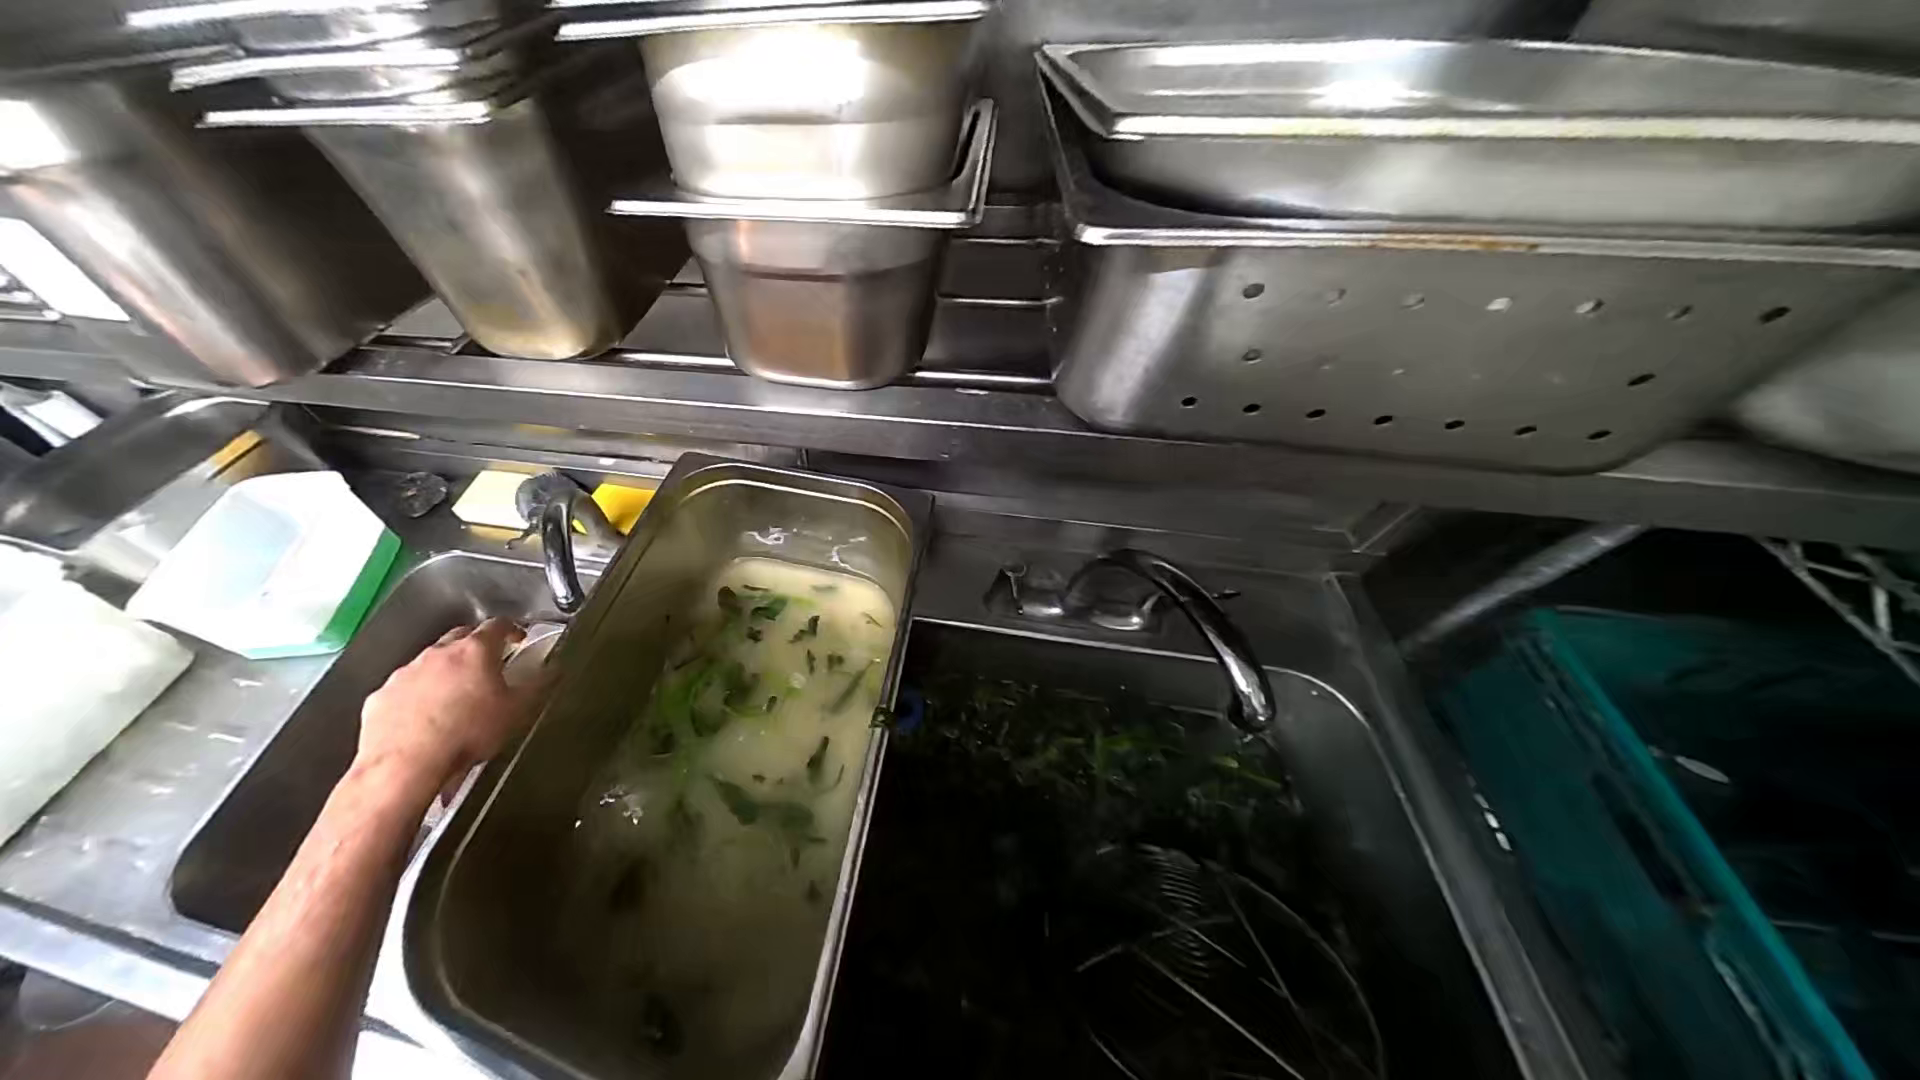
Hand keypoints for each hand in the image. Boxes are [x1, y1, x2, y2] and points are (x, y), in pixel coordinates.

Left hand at [356, 617, 543, 798]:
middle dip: (476, 645)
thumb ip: (539, 684)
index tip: (517, 638)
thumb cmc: (467, 734)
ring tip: (457, 697)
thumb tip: (554, 670)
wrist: (405, 767)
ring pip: (430, 662)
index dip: (511, 629)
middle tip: (489, 664)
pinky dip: (418, 694)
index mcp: (474, 651)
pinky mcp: (380, 697)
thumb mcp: (518, 710)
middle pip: (460, 637)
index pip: (497, 625)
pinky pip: (404, 687)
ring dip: (446, 671)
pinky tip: (426, 717)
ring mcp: (404, 674)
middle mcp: (437, 654)